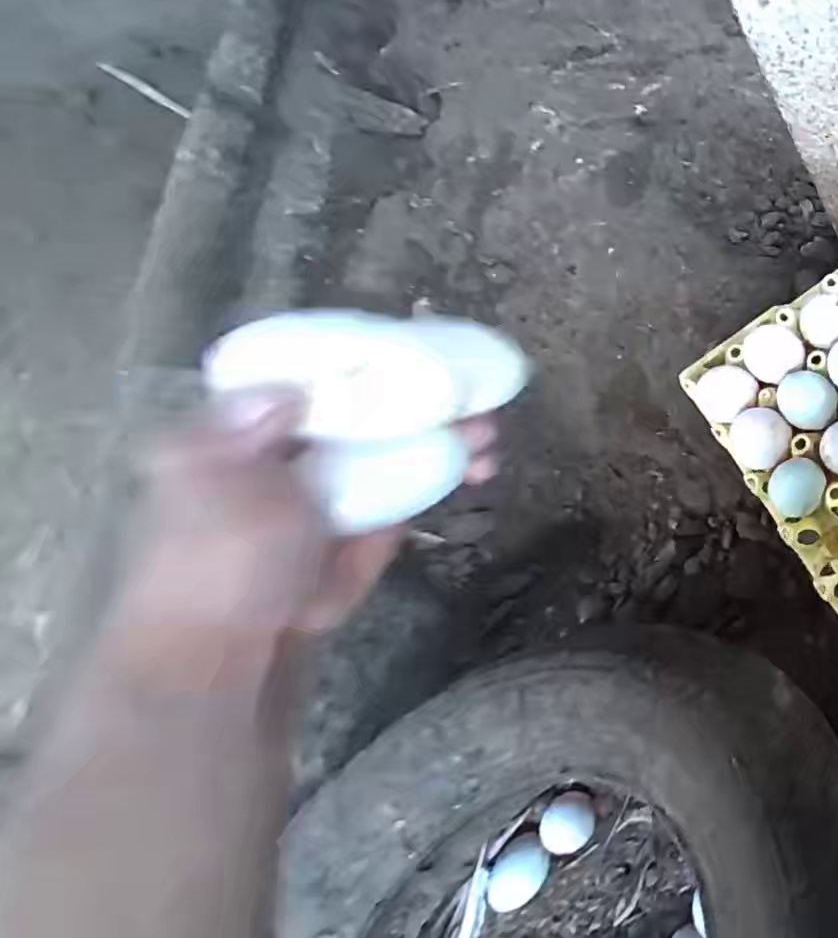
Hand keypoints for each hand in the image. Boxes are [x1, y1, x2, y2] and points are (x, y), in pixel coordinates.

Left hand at [112, 390, 498, 644]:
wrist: (251, 633)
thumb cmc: (214, 557)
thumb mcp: (204, 488)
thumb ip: (231, 433)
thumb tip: (290, 387)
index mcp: (265, 419)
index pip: (324, 370)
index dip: (373, 355)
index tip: (422, 349)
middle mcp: (319, 435)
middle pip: (389, 398)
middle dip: (437, 394)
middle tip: (475, 398)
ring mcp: (361, 469)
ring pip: (422, 432)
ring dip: (462, 428)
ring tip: (489, 436)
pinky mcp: (396, 500)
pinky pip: (438, 470)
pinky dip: (467, 464)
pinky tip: (485, 468)